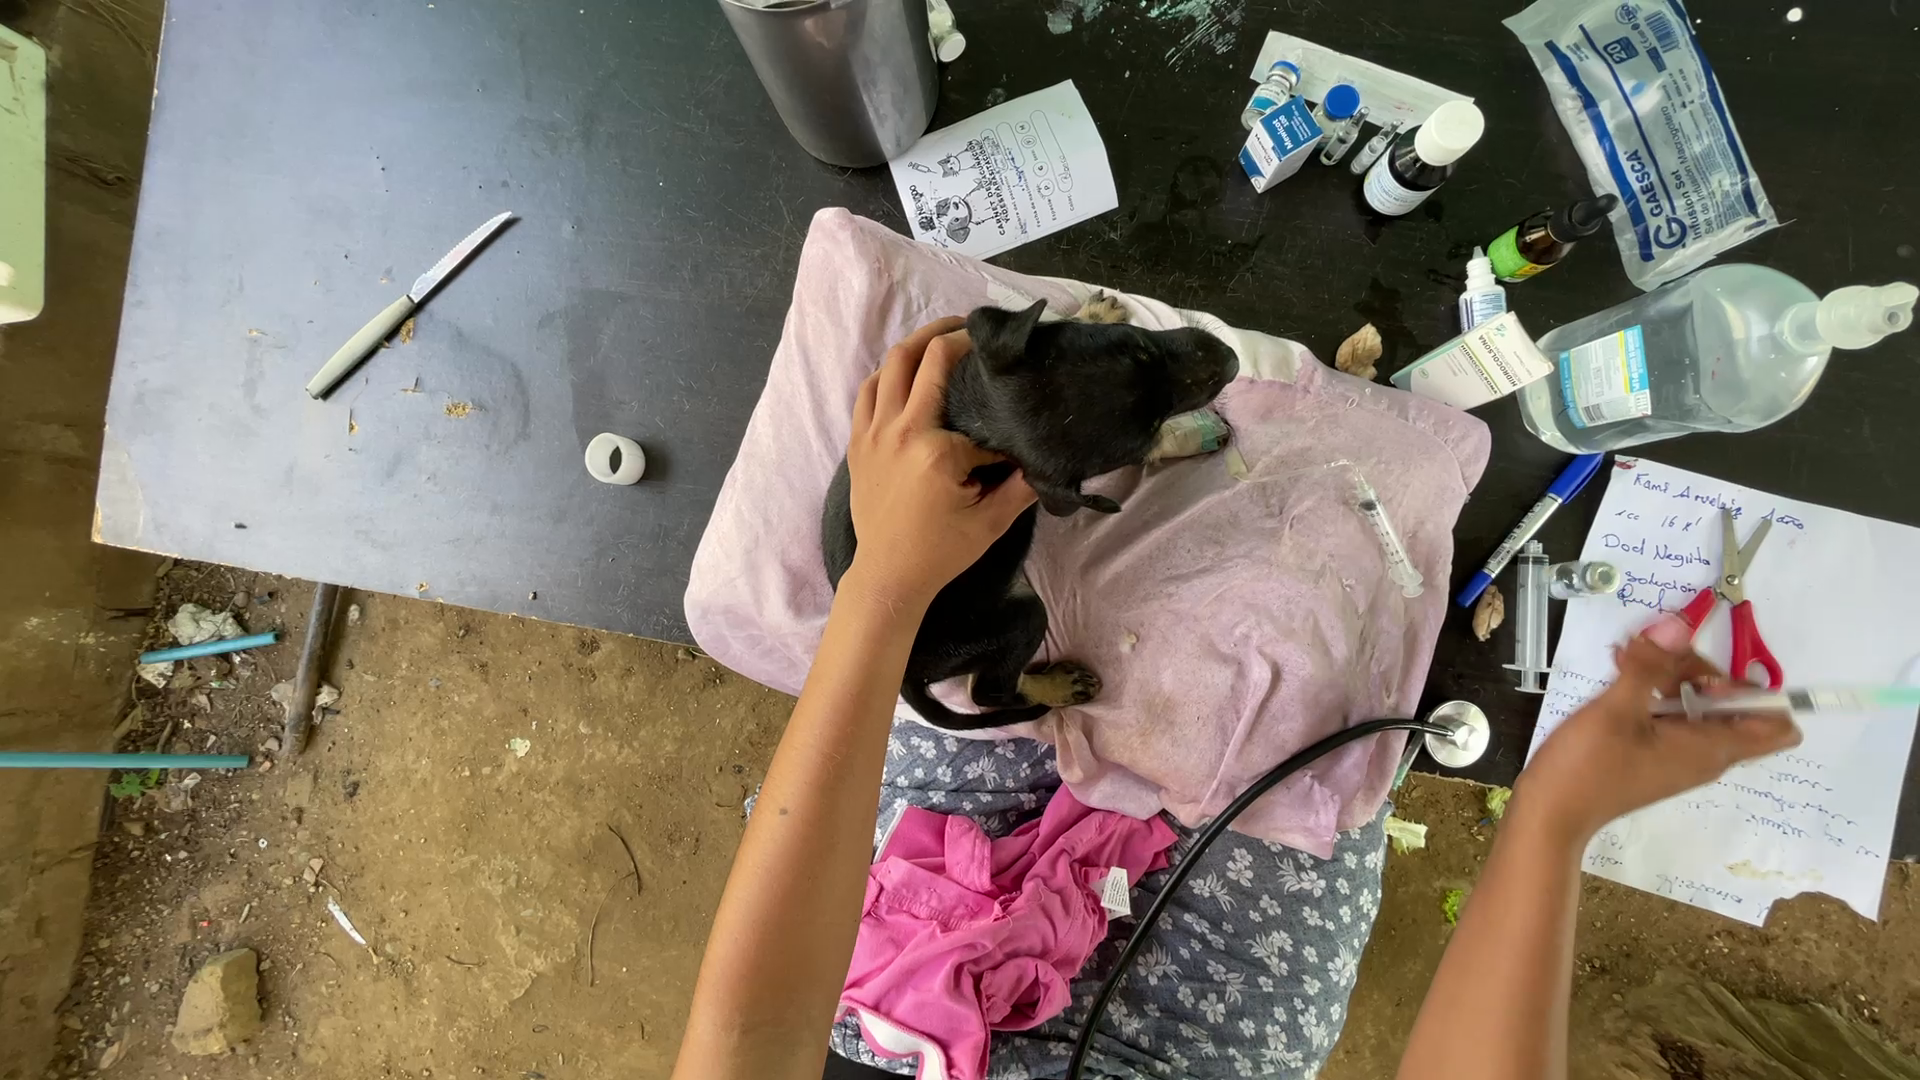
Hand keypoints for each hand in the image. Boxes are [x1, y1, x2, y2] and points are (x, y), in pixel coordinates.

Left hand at [840, 318, 1035, 610]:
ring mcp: (873, 432)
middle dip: (954, 334)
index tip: (1013, 404)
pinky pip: (867, 390)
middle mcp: (901, 429)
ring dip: (917, 344)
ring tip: (941, 339)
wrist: (888, 575)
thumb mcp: (991, 523)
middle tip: (977, 328)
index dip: (999, 412)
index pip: (976, 415)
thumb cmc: (940, 552)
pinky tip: (904, 373)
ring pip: (891, 365)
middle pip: (926, 359)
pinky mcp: (858, 441)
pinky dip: (887, 373)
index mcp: (936, 450)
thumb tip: (1045, 460)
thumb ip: (1021, 487)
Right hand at [1517, 616, 1800, 842]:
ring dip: (1666, 683)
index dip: (1750, 692)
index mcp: (1712, 747)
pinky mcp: (1649, 760)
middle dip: (1695, 675)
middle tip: (1647, 657)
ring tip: (1622, 665)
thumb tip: (1674, 626)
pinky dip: (1650, 701)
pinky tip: (1614, 687)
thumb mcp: (1615, 709)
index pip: (1776, 723)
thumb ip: (1647, 668)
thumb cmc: (1589, 762)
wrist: (1553, 809)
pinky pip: (1669, 724)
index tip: (1698, 676)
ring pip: (1695, 714)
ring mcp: (1676, 760)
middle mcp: (1705, 755)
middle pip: (1729, 709)